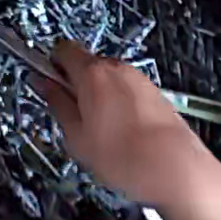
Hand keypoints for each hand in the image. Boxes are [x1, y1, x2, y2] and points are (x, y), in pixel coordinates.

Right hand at [35, 40, 220, 210]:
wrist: (179, 171)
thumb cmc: (121, 157)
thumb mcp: (77, 137)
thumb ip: (57, 104)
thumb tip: (41, 82)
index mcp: (91, 72)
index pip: (63, 49)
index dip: (53, 65)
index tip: (52, 90)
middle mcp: (115, 66)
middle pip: (86, 63)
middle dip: (76, 83)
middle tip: (76, 118)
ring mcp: (138, 77)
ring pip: (107, 77)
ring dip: (98, 94)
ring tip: (104, 132)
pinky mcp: (155, 91)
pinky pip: (126, 88)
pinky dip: (119, 102)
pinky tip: (126, 133)